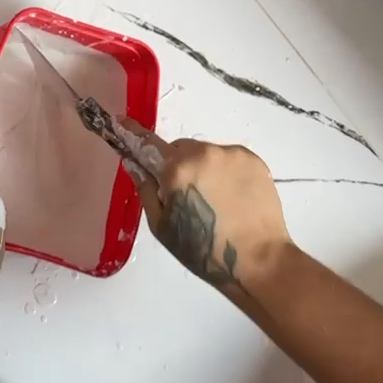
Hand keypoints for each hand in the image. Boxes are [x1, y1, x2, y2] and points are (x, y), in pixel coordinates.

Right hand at [123, 120, 291, 296]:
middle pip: (180, 149)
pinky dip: (226, 172)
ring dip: (203, 168)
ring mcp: (231, 154)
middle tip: (186, 196)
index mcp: (177, 169)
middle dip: (177, 165)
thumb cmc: (204, 251)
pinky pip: (229, 159)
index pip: (148, 142)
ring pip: (206, 153)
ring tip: (215, 201)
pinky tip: (233, 198)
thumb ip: (146, 190)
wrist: (260, 261)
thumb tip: (135, 165)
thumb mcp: (163, 227)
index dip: (133, 133)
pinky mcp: (253, 160)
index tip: (121, 121)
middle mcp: (204, 152)